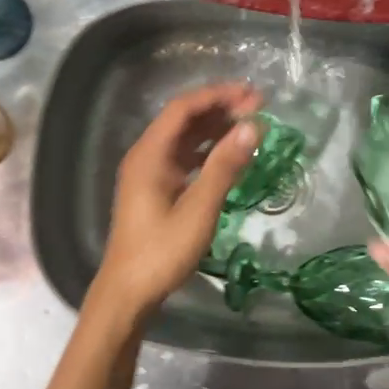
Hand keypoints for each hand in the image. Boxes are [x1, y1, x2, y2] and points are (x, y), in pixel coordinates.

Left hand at [90, 82, 261, 321]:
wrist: (128, 292)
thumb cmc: (161, 251)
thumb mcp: (198, 209)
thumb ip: (225, 167)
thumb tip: (253, 127)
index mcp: (150, 154)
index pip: (184, 108)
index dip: (218, 96)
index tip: (252, 95)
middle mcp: (147, 157)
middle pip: (184, 119)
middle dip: (220, 108)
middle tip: (259, 106)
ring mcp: (151, 174)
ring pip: (186, 139)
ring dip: (216, 129)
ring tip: (250, 125)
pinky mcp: (157, 191)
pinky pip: (185, 159)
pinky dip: (209, 152)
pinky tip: (231, 155)